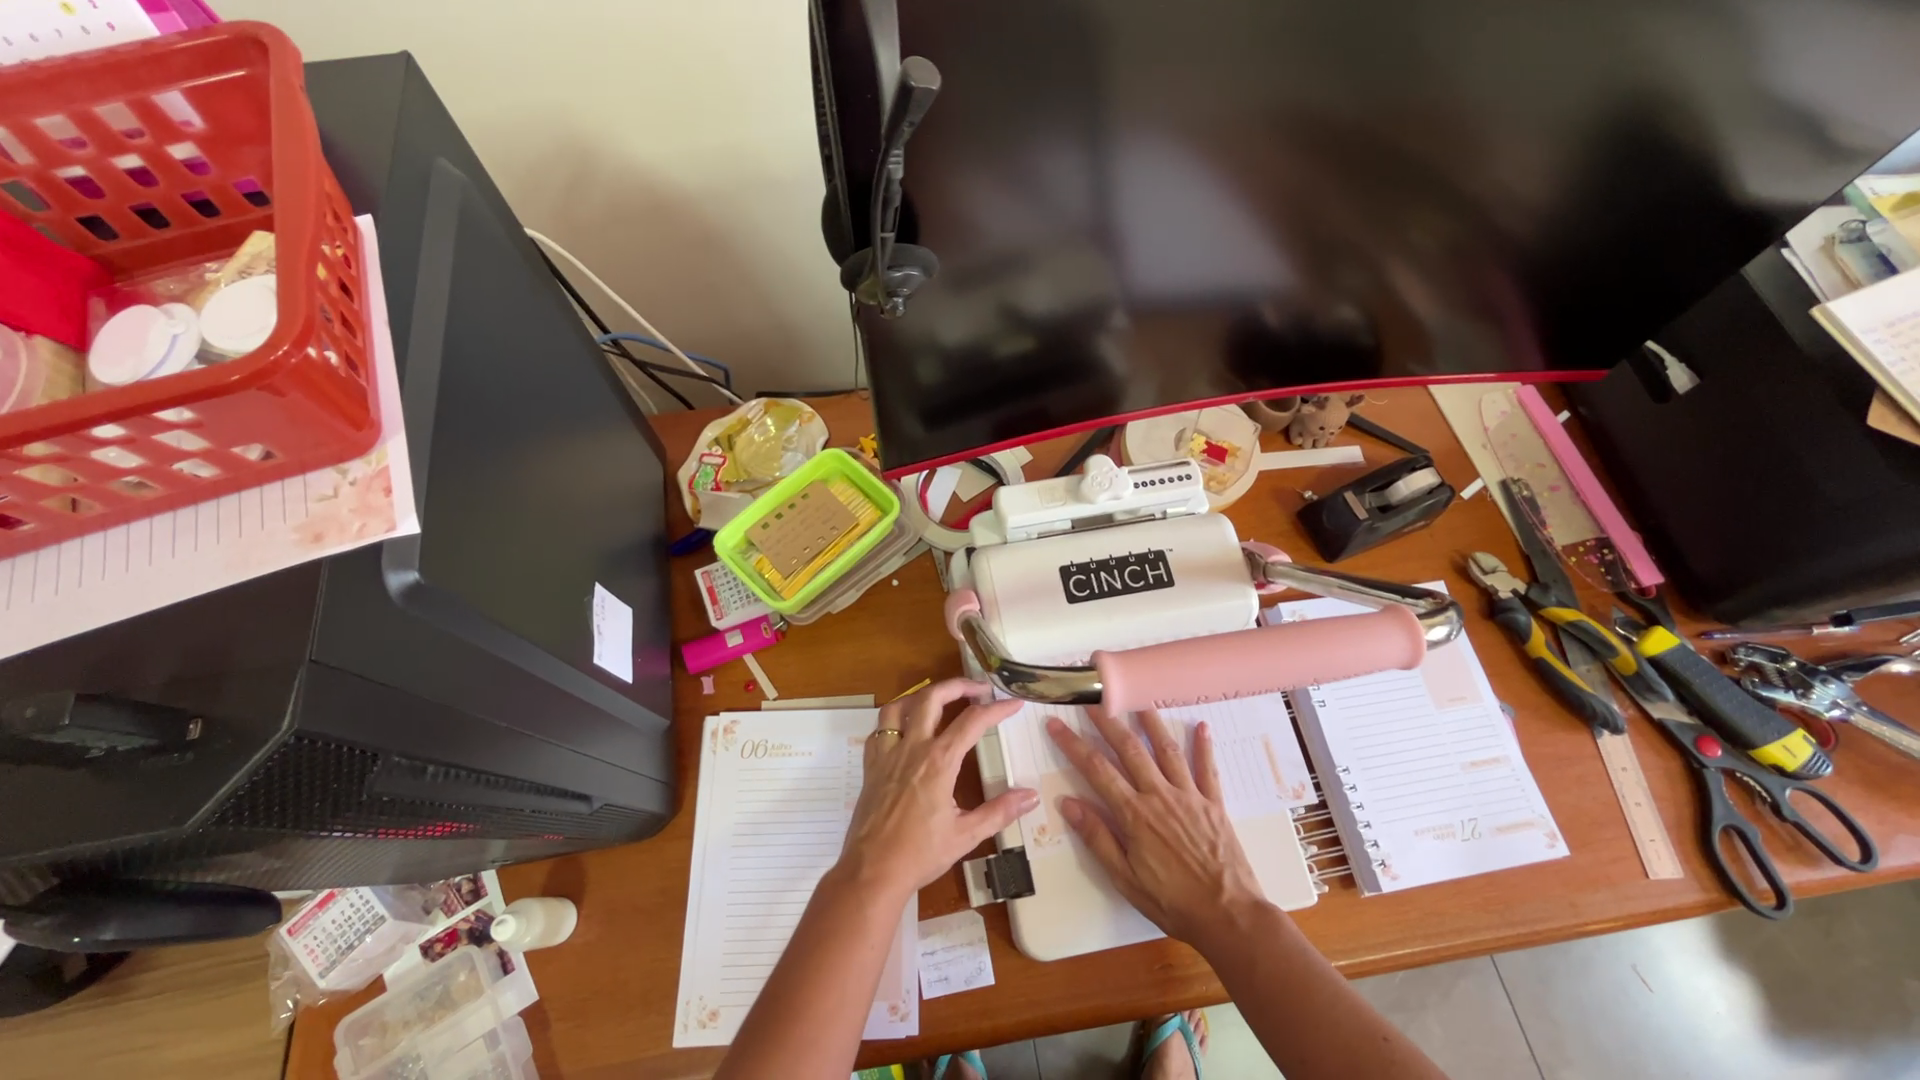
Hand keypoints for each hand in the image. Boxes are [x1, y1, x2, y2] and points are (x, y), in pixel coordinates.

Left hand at [839, 679, 1037, 898]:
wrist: (872, 872)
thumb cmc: (920, 855)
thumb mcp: (966, 835)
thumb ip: (1000, 811)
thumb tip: (1031, 796)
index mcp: (939, 762)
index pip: (973, 721)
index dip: (997, 709)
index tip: (1014, 704)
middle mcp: (912, 748)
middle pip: (933, 698)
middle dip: (958, 685)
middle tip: (979, 689)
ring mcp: (887, 754)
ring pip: (900, 706)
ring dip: (922, 695)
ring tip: (941, 699)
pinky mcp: (871, 766)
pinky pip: (880, 729)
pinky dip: (895, 718)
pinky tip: (907, 728)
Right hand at [1047, 708, 1268, 947]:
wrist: (1228, 916)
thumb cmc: (1172, 903)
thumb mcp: (1124, 878)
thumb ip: (1097, 838)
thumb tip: (1069, 804)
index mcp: (1134, 815)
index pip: (1096, 771)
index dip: (1073, 745)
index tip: (1056, 725)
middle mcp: (1160, 796)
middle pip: (1129, 750)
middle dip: (1108, 722)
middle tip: (1093, 699)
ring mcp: (1190, 797)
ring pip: (1167, 750)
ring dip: (1151, 722)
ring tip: (1139, 699)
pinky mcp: (1214, 805)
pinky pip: (1207, 769)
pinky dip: (1204, 747)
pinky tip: (1202, 726)